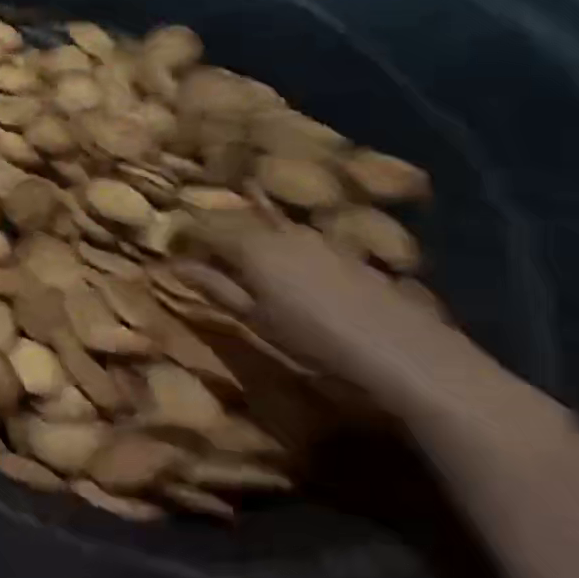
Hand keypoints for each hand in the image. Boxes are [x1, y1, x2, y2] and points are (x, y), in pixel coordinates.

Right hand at [188, 224, 465, 395]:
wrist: (406, 353)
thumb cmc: (315, 339)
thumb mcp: (254, 319)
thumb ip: (213, 287)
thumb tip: (173, 265)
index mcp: (249, 245)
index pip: (202, 228)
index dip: (184, 238)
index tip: (172, 253)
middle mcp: (279, 232)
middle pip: (237, 224)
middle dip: (218, 237)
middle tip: (207, 259)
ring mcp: (317, 239)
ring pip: (271, 230)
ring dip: (254, 243)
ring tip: (249, 267)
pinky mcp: (348, 253)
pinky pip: (302, 243)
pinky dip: (288, 252)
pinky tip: (296, 278)